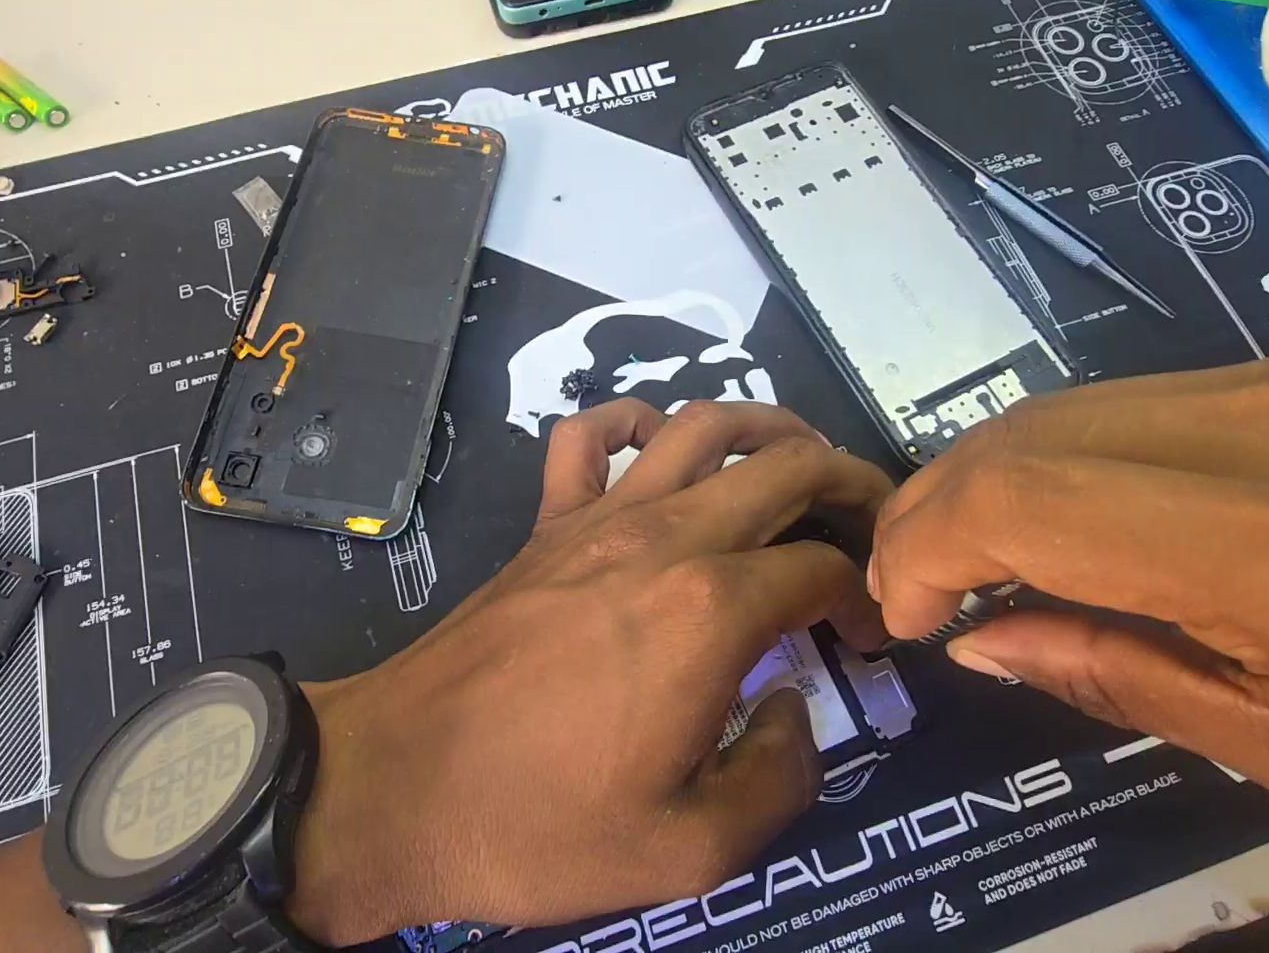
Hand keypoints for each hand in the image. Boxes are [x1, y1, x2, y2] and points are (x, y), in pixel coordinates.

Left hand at [291, 400, 893, 944]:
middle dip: (846, 480)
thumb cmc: (540, 825)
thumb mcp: (692, 848)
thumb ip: (780, 775)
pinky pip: (586, 436)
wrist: (397, 786)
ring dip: (763, 426)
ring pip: (699, 425)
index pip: (822, 569)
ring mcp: (599, 516)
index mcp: (712, 610)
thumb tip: (794, 705)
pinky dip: (630, 420)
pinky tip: (655, 445)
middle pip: (783, 467)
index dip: (863, 597)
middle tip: (871, 515)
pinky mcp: (546, 522)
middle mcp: (666, 536)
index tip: (865, 637)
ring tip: (797, 452)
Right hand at [869, 350, 1268, 858]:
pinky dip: (1041, 459)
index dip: (929, 547)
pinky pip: (1116, 403)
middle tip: (908, 581)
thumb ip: (1113, 677)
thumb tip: (974, 641)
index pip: (1035, 503)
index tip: (906, 613)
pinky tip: (1039, 513)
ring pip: (1058, 408)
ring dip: (975, 479)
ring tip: (954, 550)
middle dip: (932, 508)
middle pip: (1027, 438)